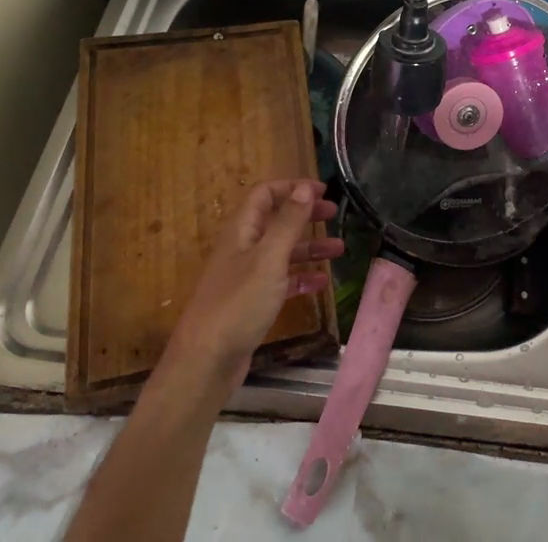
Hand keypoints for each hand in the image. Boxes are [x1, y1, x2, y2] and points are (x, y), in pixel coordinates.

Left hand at [164, 179, 343, 393]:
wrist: (207, 361)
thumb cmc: (238, 303)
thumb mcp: (269, 258)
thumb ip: (288, 222)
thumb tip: (305, 187)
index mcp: (241, 231)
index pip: (264, 195)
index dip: (292, 188)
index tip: (323, 190)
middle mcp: (242, 249)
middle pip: (275, 221)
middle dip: (305, 215)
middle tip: (334, 214)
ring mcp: (246, 277)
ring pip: (281, 252)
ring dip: (309, 247)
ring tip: (340, 249)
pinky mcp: (252, 303)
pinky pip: (281, 281)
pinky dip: (301, 278)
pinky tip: (322, 283)